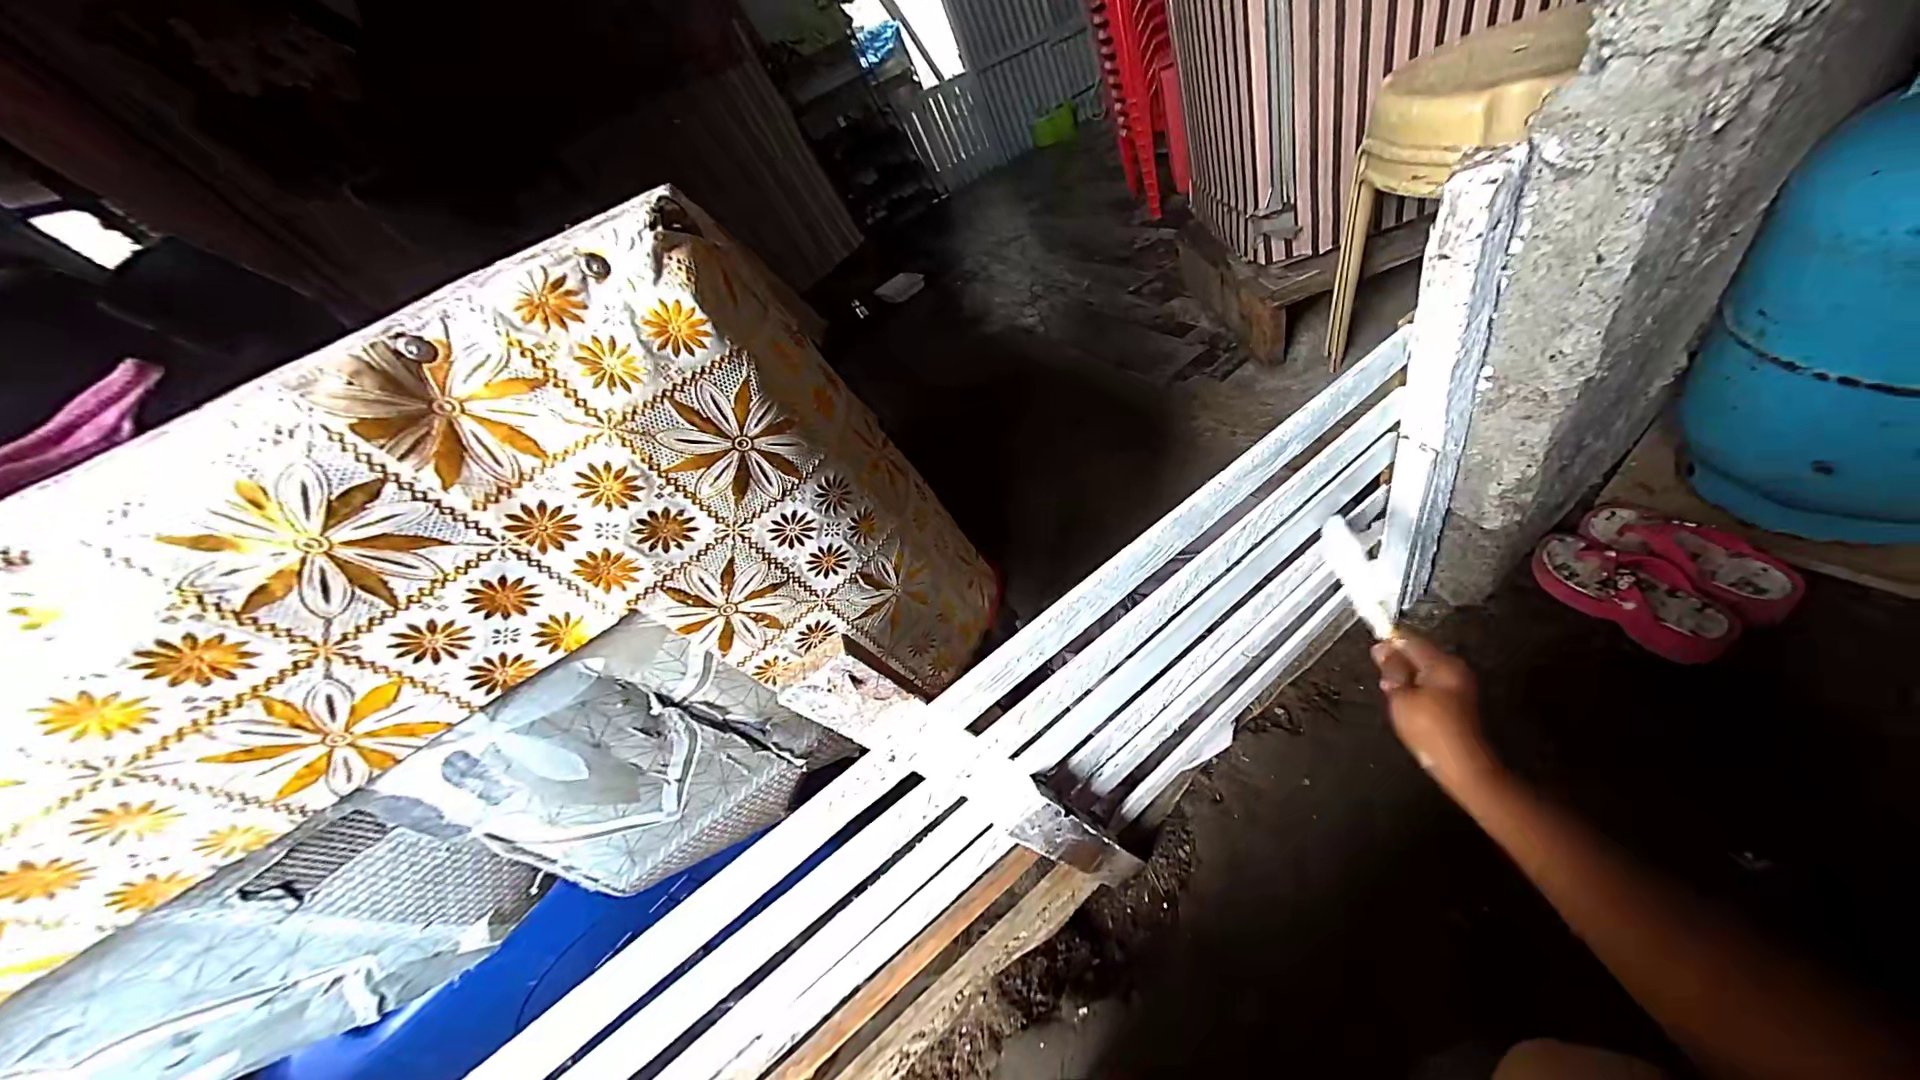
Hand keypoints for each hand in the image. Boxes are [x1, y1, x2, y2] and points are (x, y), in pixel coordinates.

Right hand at [1370, 632, 1498, 786]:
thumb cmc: (1427, 728)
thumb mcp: (1400, 695)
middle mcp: (1455, 668)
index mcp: (1442, 663)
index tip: (1372, 652)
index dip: (1388, 642)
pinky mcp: (1458, 700)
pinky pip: (1431, 682)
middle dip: (1397, 662)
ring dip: (1405, 676)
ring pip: (1423, 669)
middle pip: (1418, 653)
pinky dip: (1416, 687)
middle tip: (1383, 679)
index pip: (1410, 639)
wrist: (1459, 763)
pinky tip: (1407, 703)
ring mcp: (1459, 684)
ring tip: (1392, 693)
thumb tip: (1381, 648)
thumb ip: (1391, 668)